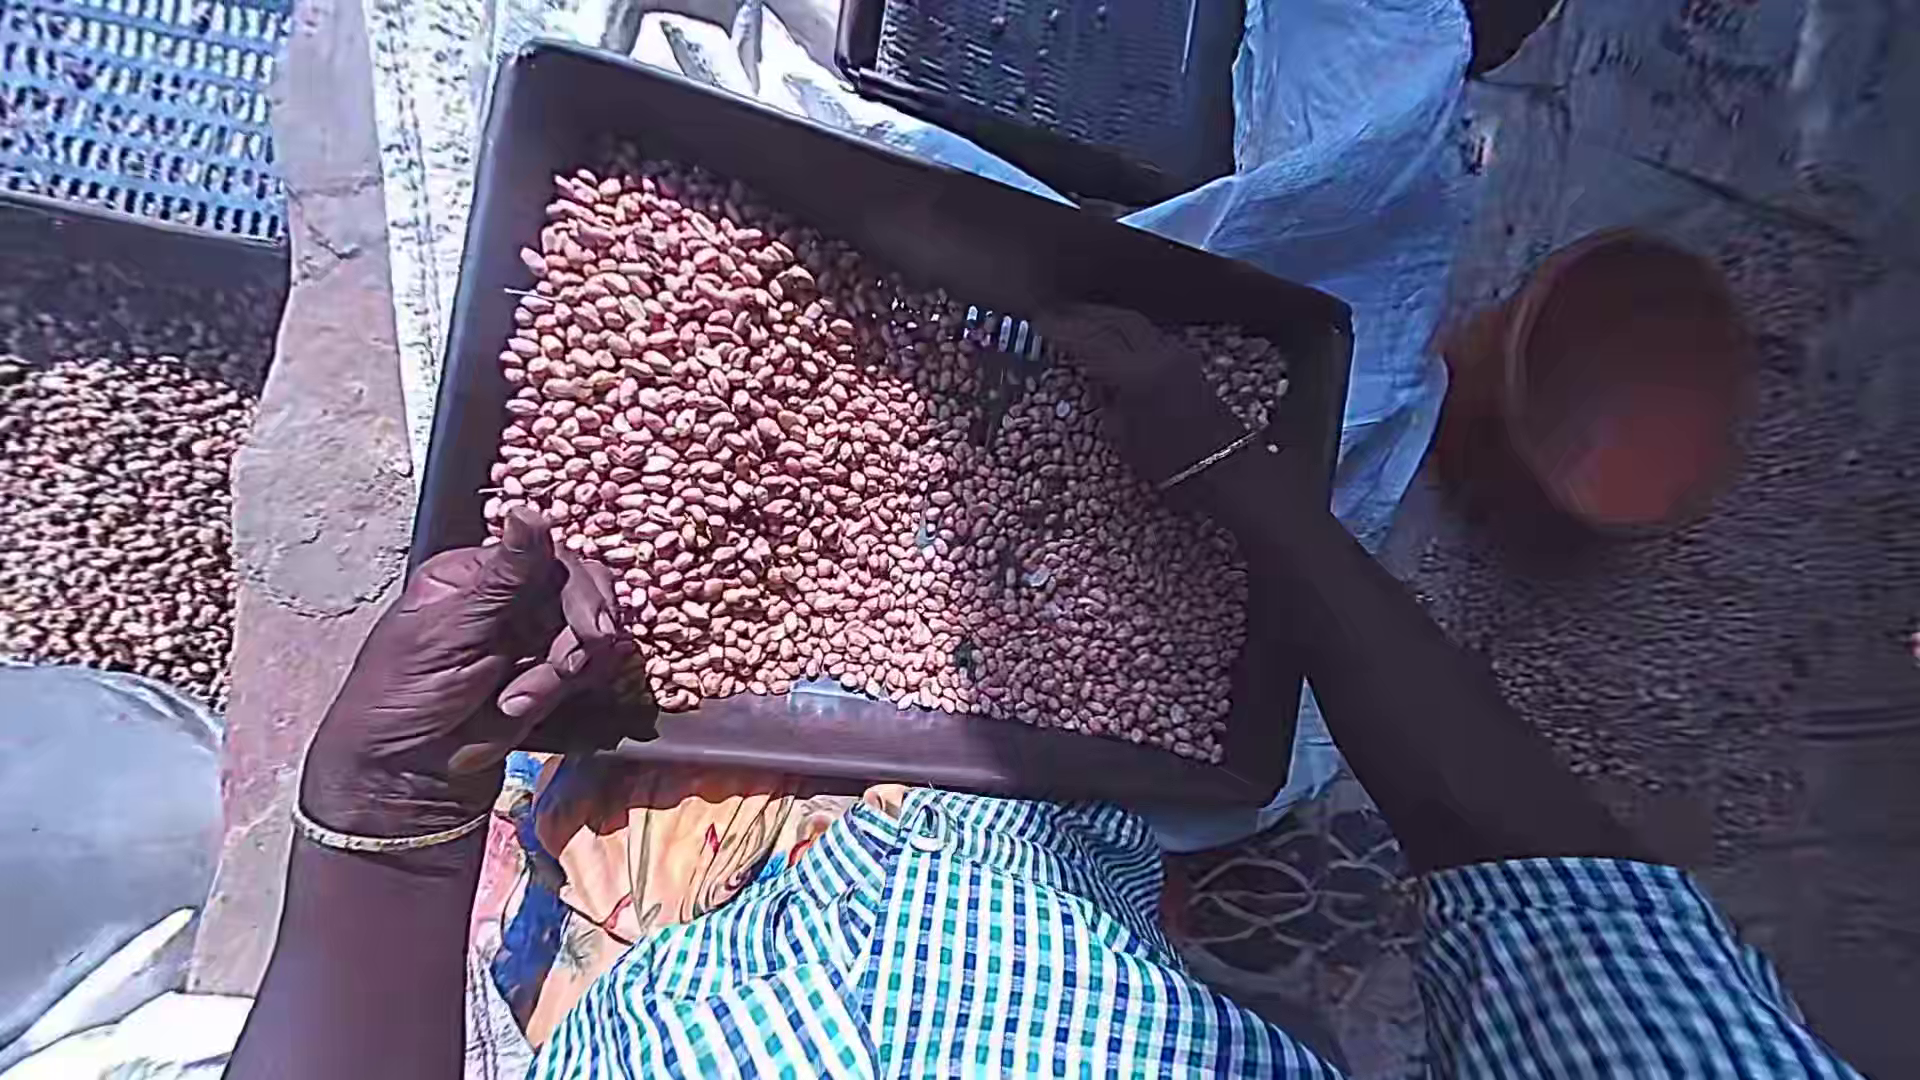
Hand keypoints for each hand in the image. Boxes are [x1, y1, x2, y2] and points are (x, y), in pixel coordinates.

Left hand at [301, 509, 639, 839]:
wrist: (407, 777)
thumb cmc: (405, 697)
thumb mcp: (449, 632)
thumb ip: (504, 575)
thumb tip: (531, 511)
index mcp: (481, 575)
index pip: (554, 560)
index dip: (581, 592)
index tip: (593, 630)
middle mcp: (516, 597)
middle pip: (584, 589)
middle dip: (582, 630)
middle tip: (574, 662)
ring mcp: (539, 632)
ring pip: (594, 627)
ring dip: (569, 665)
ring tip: (523, 698)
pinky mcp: (555, 666)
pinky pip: (593, 661)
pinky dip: (571, 685)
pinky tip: (528, 704)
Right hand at [1038, 305, 1245, 485]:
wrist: (1219, 465)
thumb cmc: (1164, 462)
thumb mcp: (1121, 435)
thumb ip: (1104, 398)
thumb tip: (1094, 376)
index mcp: (1136, 376)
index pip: (1091, 343)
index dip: (1063, 332)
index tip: (1039, 324)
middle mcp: (1156, 354)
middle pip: (1114, 320)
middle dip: (1081, 314)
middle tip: (1053, 313)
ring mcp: (1174, 352)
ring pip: (1133, 320)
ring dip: (1102, 315)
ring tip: (1076, 316)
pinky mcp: (1183, 357)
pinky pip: (1146, 331)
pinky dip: (1121, 325)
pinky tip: (1108, 330)